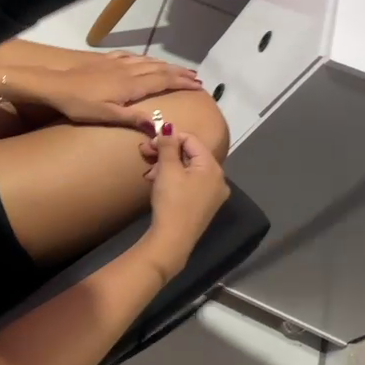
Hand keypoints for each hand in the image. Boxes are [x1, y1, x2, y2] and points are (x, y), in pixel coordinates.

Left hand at [12, 53, 201, 130]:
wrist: (53, 83)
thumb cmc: (78, 103)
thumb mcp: (106, 115)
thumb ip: (133, 119)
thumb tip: (160, 127)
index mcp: (131, 85)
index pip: (163, 81)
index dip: (181, 82)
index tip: (198, 86)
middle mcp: (127, 71)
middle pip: (158, 69)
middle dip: (178, 73)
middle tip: (195, 77)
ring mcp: (114, 64)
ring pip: (145, 61)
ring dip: (163, 64)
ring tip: (176, 68)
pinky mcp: (102, 60)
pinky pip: (129, 56)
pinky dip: (142, 57)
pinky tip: (143, 58)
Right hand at [137, 131, 228, 275]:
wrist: (174, 237)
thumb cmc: (172, 200)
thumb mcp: (167, 170)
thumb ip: (168, 146)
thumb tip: (167, 126)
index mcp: (212, 167)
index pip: (192, 140)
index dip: (169, 137)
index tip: (149, 142)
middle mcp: (218, 179)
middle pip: (191, 154)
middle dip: (167, 152)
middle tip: (145, 154)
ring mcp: (213, 193)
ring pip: (189, 168)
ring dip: (168, 165)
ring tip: (150, 173)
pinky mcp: (205, 204)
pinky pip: (190, 182)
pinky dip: (174, 178)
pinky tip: (159, 183)